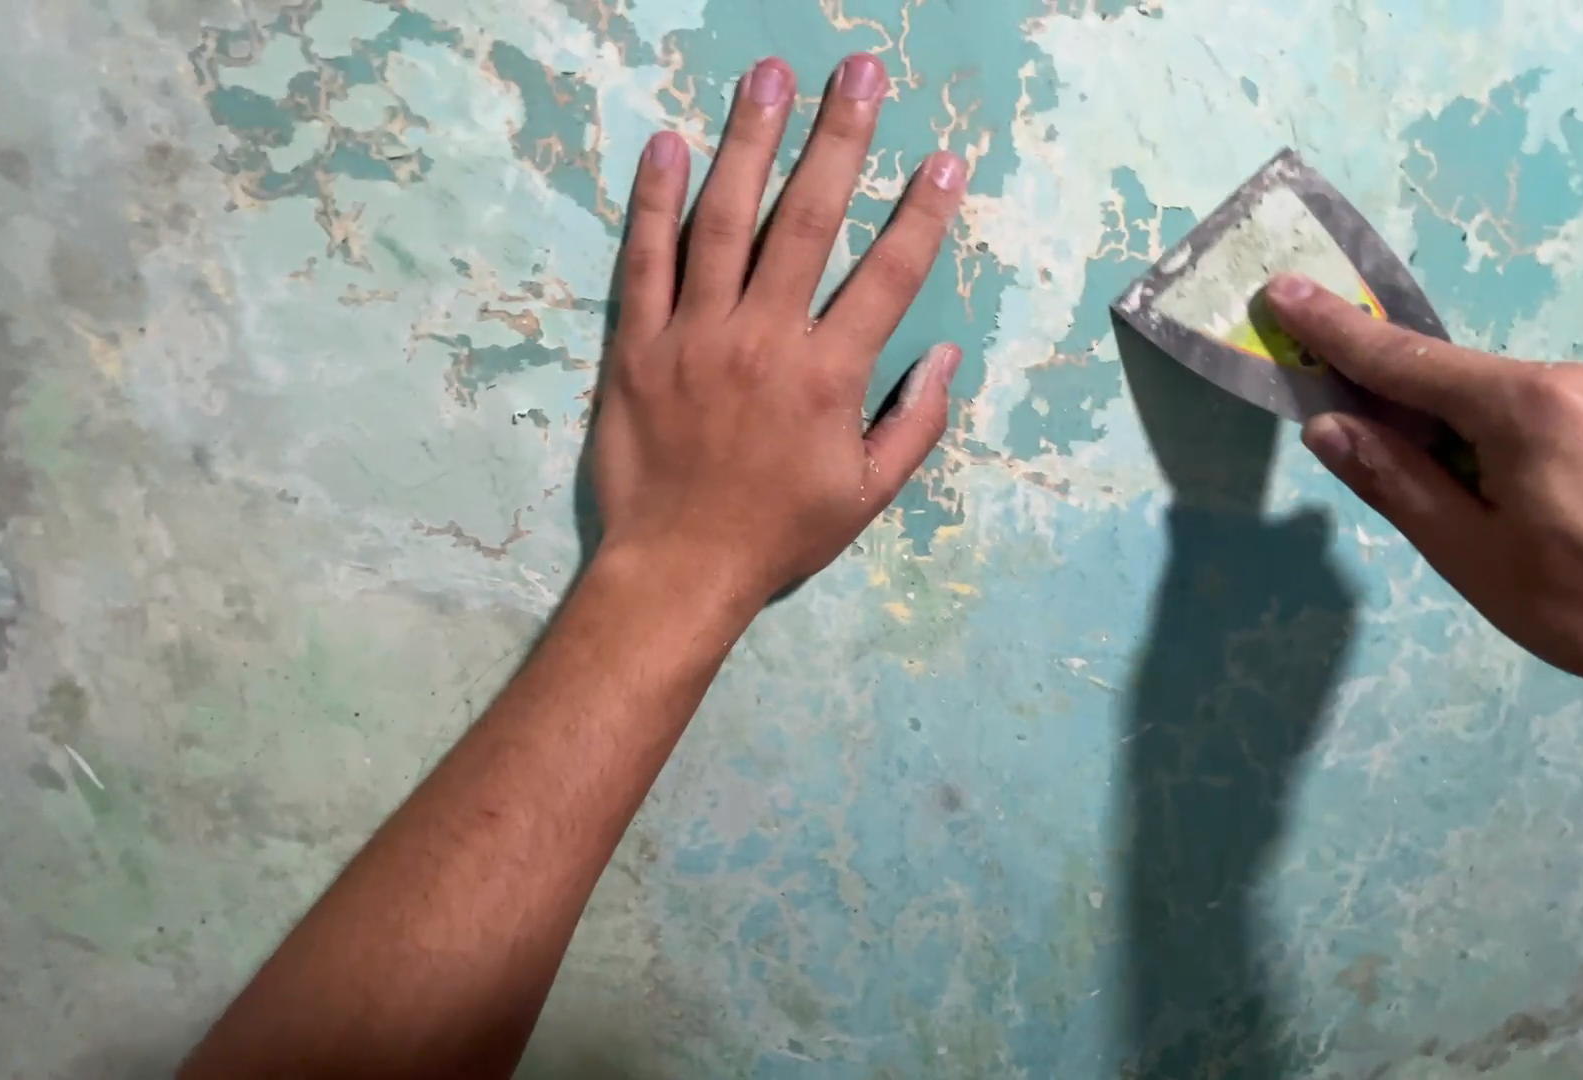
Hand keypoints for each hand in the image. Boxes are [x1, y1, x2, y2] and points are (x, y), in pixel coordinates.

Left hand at [590, 53, 967, 603]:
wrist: (682, 566)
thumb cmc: (780, 533)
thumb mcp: (868, 496)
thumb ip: (915, 426)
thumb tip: (946, 359)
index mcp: (828, 377)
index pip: (890, 277)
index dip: (922, 215)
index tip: (943, 161)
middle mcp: (764, 338)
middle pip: (808, 221)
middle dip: (840, 139)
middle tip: (858, 70)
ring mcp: (694, 336)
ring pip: (725, 221)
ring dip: (750, 143)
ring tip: (768, 78)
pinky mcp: (636, 347)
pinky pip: (645, 262)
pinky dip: (655, 203)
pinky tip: (669, 146)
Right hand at [1266, 274, 1582, 731]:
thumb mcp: (1481, 561)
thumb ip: (1401, 487)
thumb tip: (1330, 427)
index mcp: (1532, 407)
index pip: (1405, 361)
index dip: (1336, 330)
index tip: (1284, 289)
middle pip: (1504, 398)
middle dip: (1485, 447)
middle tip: (1523, 526)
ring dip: (1571, 457)